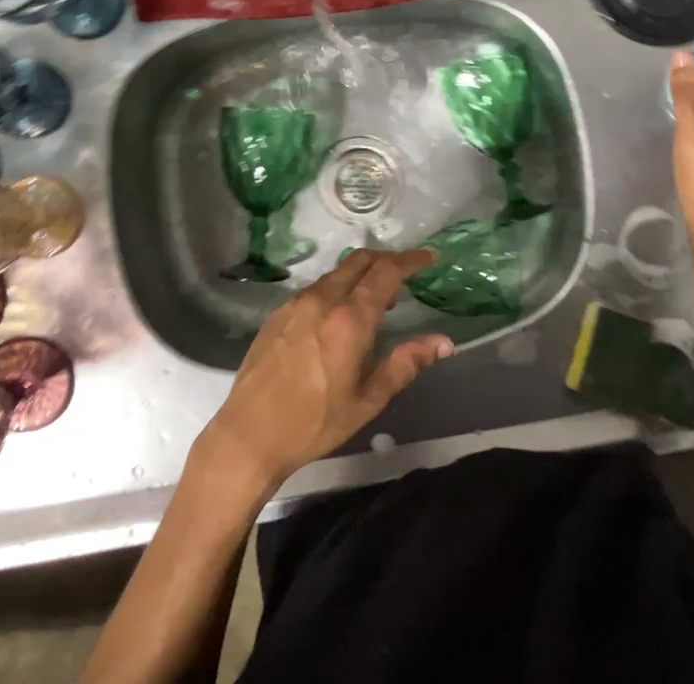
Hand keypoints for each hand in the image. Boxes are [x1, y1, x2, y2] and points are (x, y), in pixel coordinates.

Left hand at [197, 249, 452, 491]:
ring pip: (336, 273)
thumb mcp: (369, 400)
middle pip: (359, 260)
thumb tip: (444, 342)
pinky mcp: (277, 314)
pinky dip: (337, 288)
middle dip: (387, 259)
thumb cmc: (315, 423)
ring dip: (361, 275)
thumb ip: (406, 363)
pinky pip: (315, 288)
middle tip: (406, 274)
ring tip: (377, 301)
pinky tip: (340, 315)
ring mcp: (295, 304)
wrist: (250, 435)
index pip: (386, 272)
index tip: (429, 258)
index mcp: (349, 319)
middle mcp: (321, 301)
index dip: (411, 260)